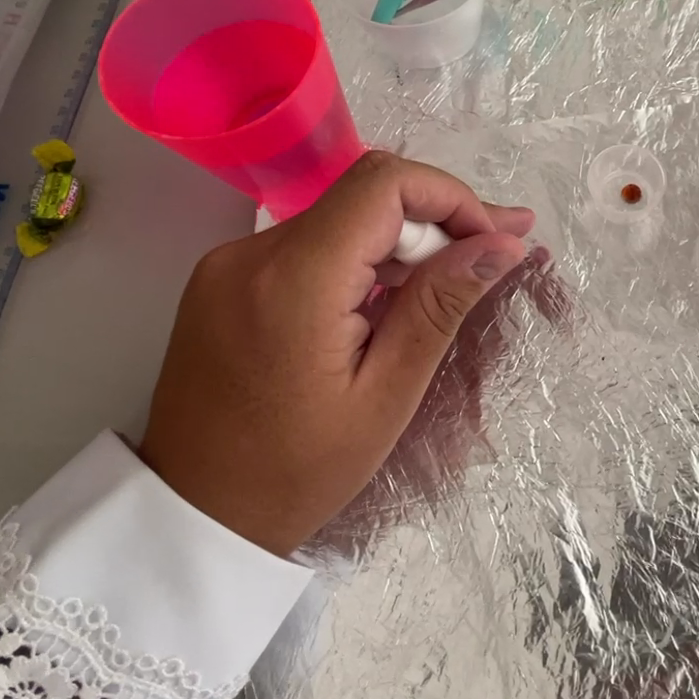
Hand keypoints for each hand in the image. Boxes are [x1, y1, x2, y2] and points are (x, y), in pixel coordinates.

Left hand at [138, 151, 533, 556]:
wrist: (193, 515)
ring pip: (342, 215)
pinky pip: (313, 241)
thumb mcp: (388, 394)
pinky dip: (363, 255)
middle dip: (438, 216)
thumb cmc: (299, 470)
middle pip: (365, 194)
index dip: (451, 196)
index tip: (493, 241)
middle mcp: (252, 252)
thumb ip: (441, 304)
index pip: (385, 184)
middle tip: (496, 254)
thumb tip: (505, 241)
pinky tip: (394, 294)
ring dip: (403, 237)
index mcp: (294, 279)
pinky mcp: (225, 277)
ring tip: (456, 275)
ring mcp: (231, 262)